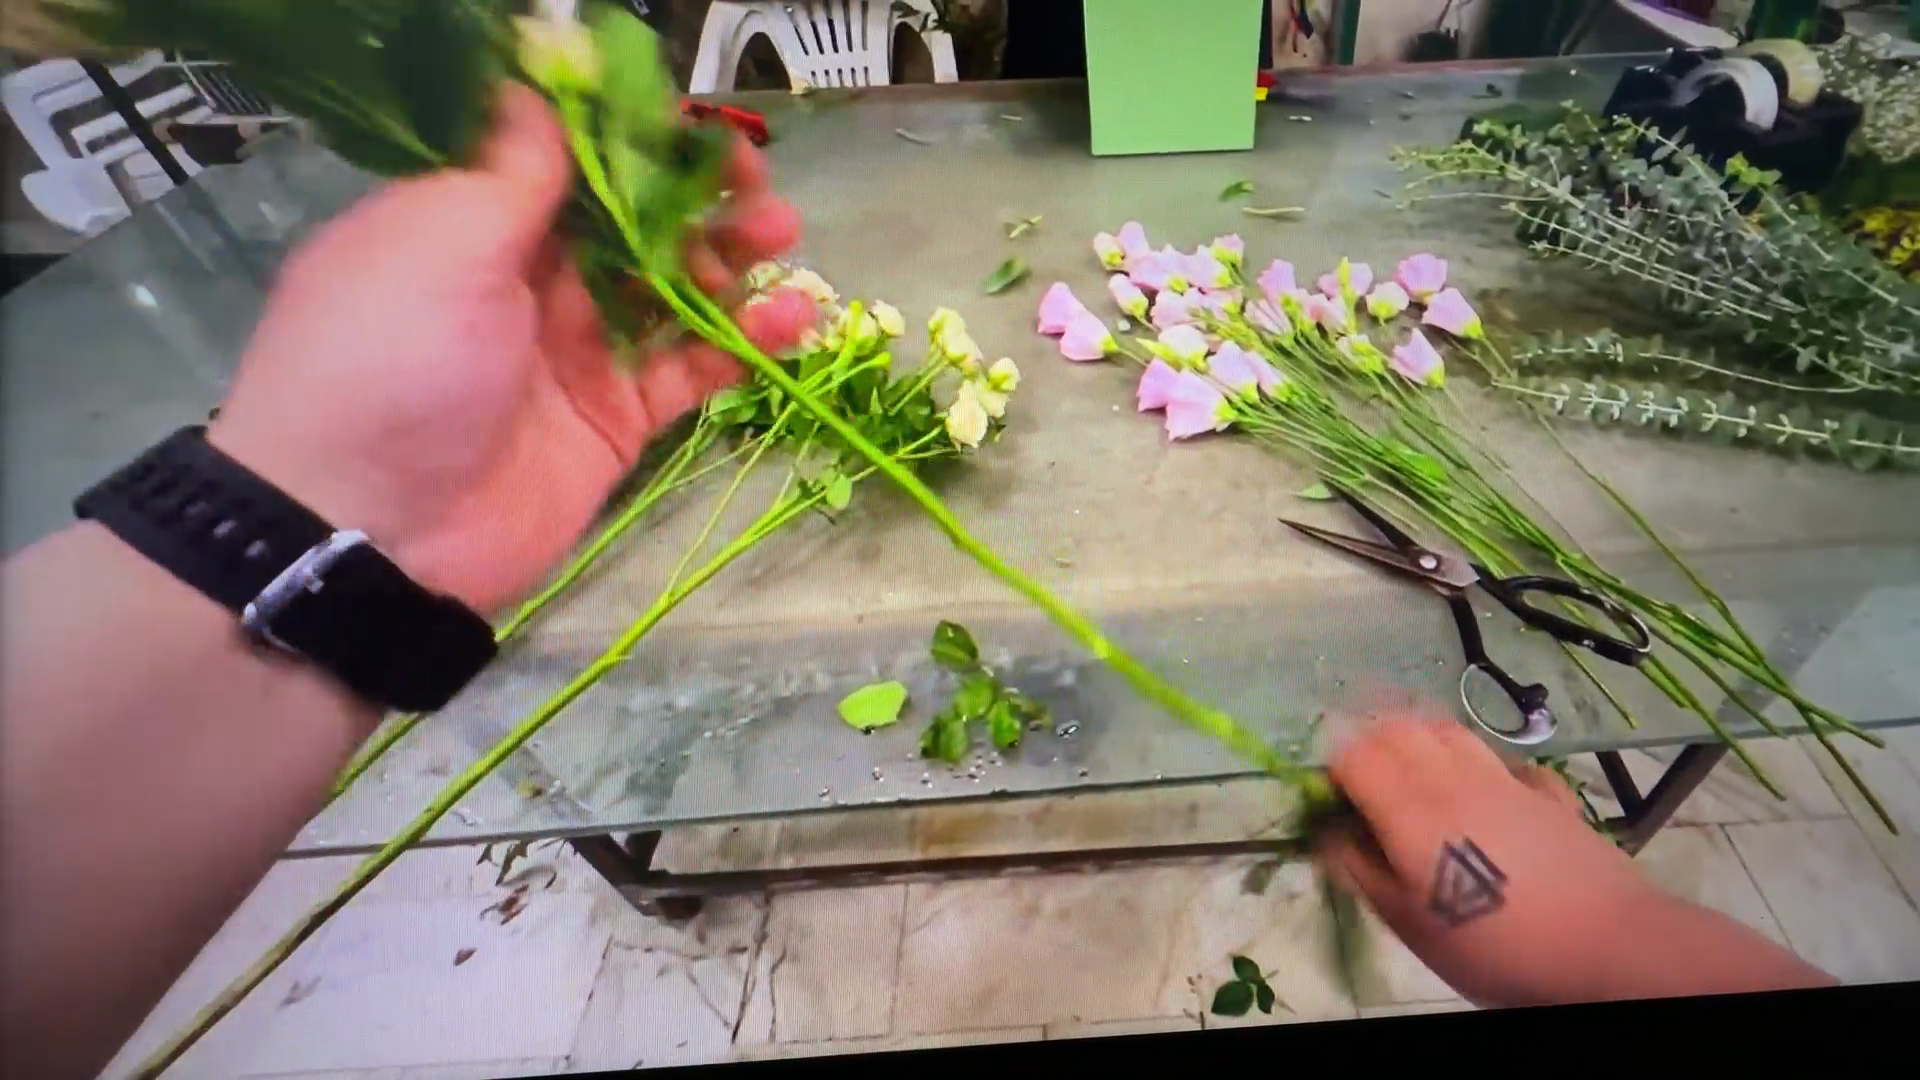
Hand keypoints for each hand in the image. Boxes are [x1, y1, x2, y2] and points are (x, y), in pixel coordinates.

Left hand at [209, 85, 815, 612]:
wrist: (387, 528)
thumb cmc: (394, 364)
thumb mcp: (438, 246)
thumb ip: (509, 177)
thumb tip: (537, 96)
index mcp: (482, 228)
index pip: (578, 169)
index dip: (642, 145)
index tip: (701, 132)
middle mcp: (540, 285)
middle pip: (640, 231)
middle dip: (703, 204)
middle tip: (761, 189)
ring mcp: (588, 354)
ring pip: (677, 298)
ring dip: (734, 268)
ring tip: (786, 241)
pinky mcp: (625, 416)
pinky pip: (692, 370)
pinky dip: (741, 346)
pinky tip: (787, 322)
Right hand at [1314, 711, 1678, 1006]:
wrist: (1613, 950)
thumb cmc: (1493, 942)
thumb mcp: (1408, 921)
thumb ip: (1359, 869)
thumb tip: (1327, 835)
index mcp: (1406, 805)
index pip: (1350, 752)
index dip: (1332, 767)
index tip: (1334, 797)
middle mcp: (1447, 777)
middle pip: (1394, 726)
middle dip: (1368, 740)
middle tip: (1365, 775)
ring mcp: (1501, 779)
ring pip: (1445, 728)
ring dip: (1419, 738)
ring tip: (1414, 767)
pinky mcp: (1545, 793)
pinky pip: (1504, 760)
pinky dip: (1483, 764)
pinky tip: (1487, 788)